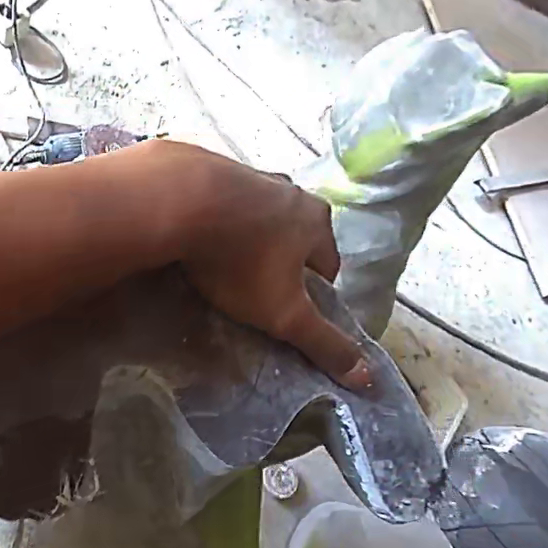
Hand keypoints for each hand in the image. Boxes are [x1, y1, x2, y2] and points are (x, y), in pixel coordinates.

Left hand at [164, 145, 371, 389]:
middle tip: (252, 286)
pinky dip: (211, 218)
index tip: (288, 309)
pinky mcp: (206, 169)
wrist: (180, 201)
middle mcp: (289, 190)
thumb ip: (322, 343)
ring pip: (255, 214)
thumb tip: (368, 378)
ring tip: (220, 263)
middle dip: (279, 259)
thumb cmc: (239, 261)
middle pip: (293, 234)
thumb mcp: (283, 313)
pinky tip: (192, 235)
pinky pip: (217, 201)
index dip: (311, 290)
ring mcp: (247, 174)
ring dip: (245, 235)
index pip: (327, 264)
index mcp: (316, 222)